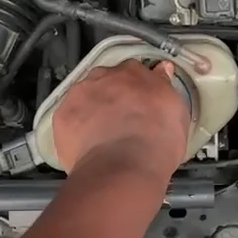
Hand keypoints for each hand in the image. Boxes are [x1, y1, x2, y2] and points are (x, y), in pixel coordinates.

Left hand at [51, 60, 191, 177]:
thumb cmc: (158, 141)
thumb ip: (164, 86)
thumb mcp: (176, 111)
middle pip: (106, 80)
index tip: (139, 103)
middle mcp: (105, 75)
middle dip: (111, 96)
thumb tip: (162, 71)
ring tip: (100, 137)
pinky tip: (85, 146)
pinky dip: (75, 129)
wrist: (124, 166)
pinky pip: (69, 118)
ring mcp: (80, 93)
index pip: (133, 71)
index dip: (136, 89)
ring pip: (85, 97)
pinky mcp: (62, 115)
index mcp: (134, 72)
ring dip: (91, 110)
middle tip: (120, 121)